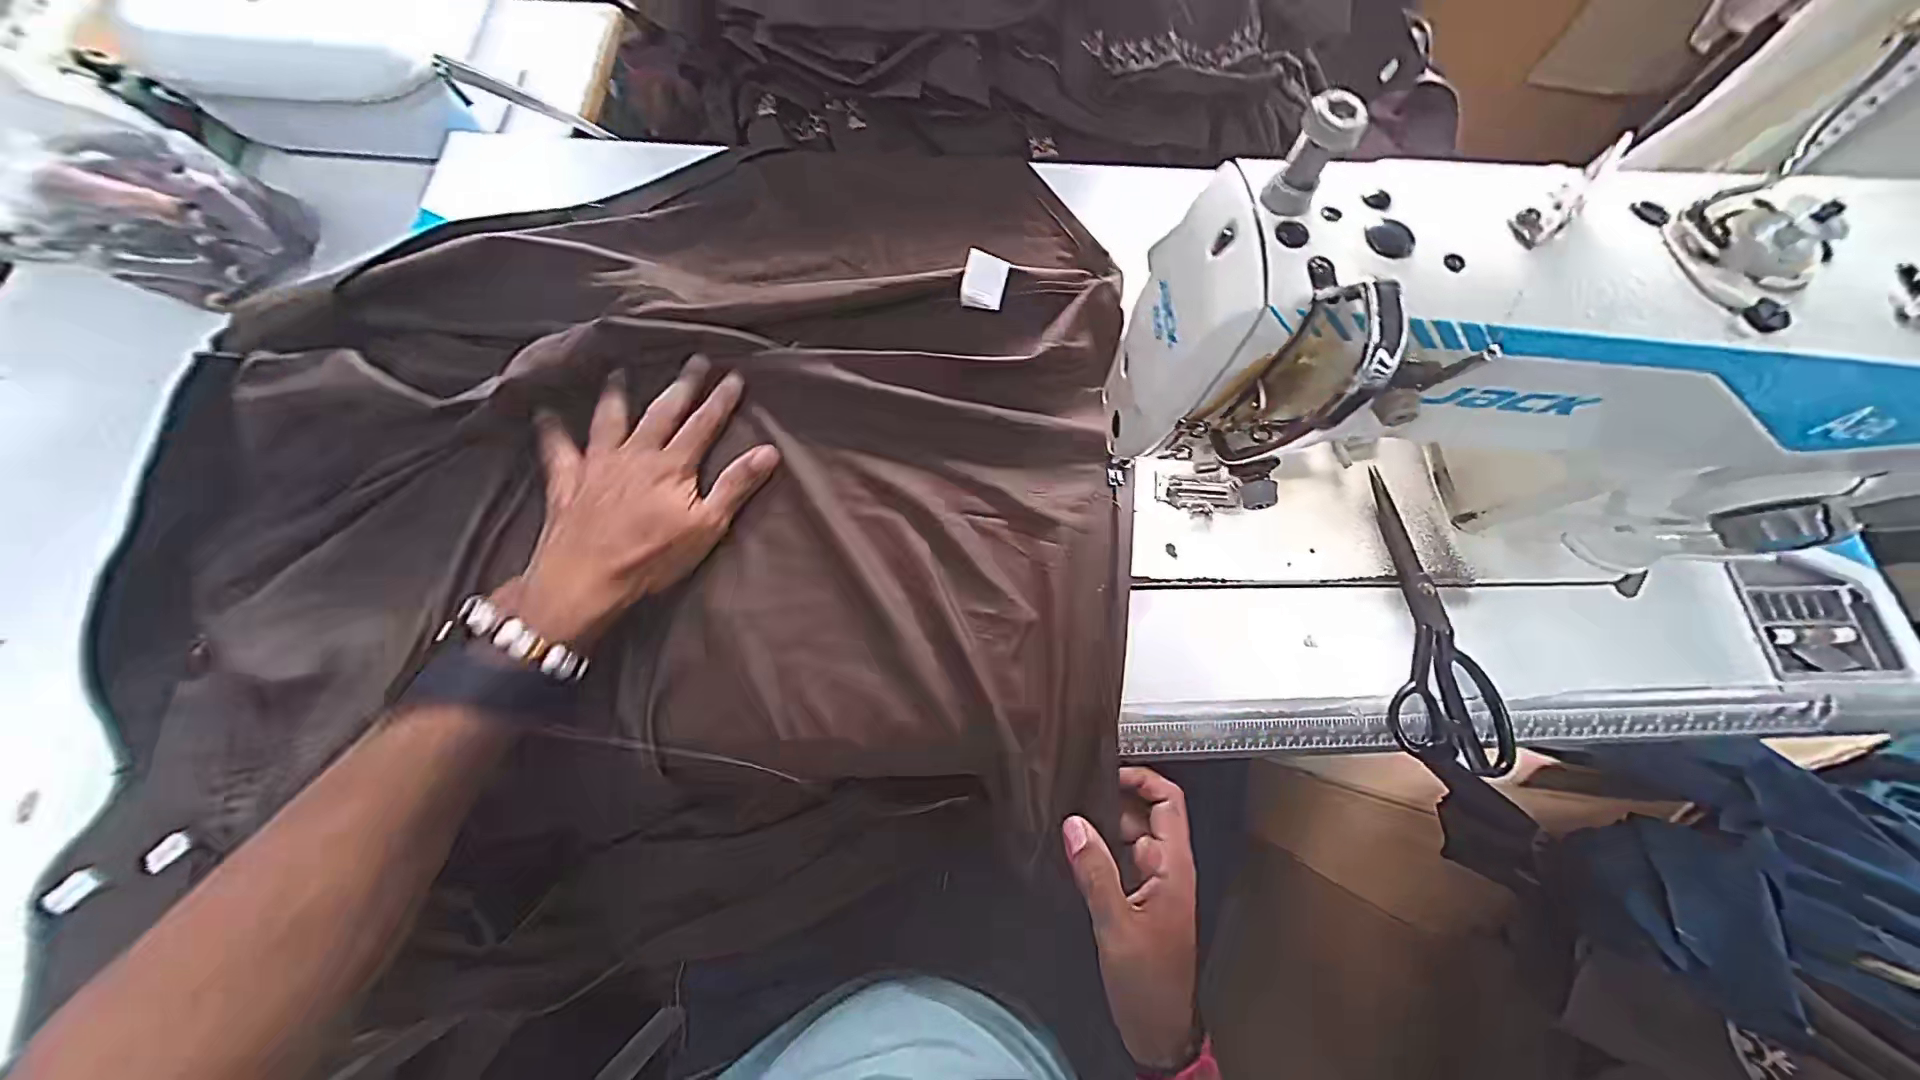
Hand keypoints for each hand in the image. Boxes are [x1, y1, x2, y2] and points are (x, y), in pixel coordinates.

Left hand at [500, 356, 780, 647]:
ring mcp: (598, 466)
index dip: (720, 400)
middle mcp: (635, 455)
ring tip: (618, 373)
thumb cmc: (652, 557)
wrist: (586, 579)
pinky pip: (558, 451)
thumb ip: (736, 485)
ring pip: (609, 421)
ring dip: (616, 395)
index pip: (703, 424)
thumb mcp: (707, 525)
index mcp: (672, 465)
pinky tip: (544, 414)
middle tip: (693, 360)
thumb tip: (769, 452)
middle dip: (682, 386)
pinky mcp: (569, 484)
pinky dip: (551, 431)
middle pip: (662, 413)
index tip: (733, 376)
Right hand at [1063, 767, 1200, 1070]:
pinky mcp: (1137, 897)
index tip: (1107, 770)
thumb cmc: (1149, 985)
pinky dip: (1098, 849)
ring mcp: (1152, 881)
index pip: (1168, 802)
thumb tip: (1073, 823)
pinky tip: (1072, 849)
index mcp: (1173, 866)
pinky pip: (1118, 858)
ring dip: (1100, 825)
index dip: (1142, 779)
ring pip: (1127, 835)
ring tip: (1065, 816)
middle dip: (1110, 800)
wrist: (1159, 1033)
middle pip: (1143, 814)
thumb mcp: (1117, 926)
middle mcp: (1165, 867)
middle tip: (1071, 793)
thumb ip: (1095, 872)